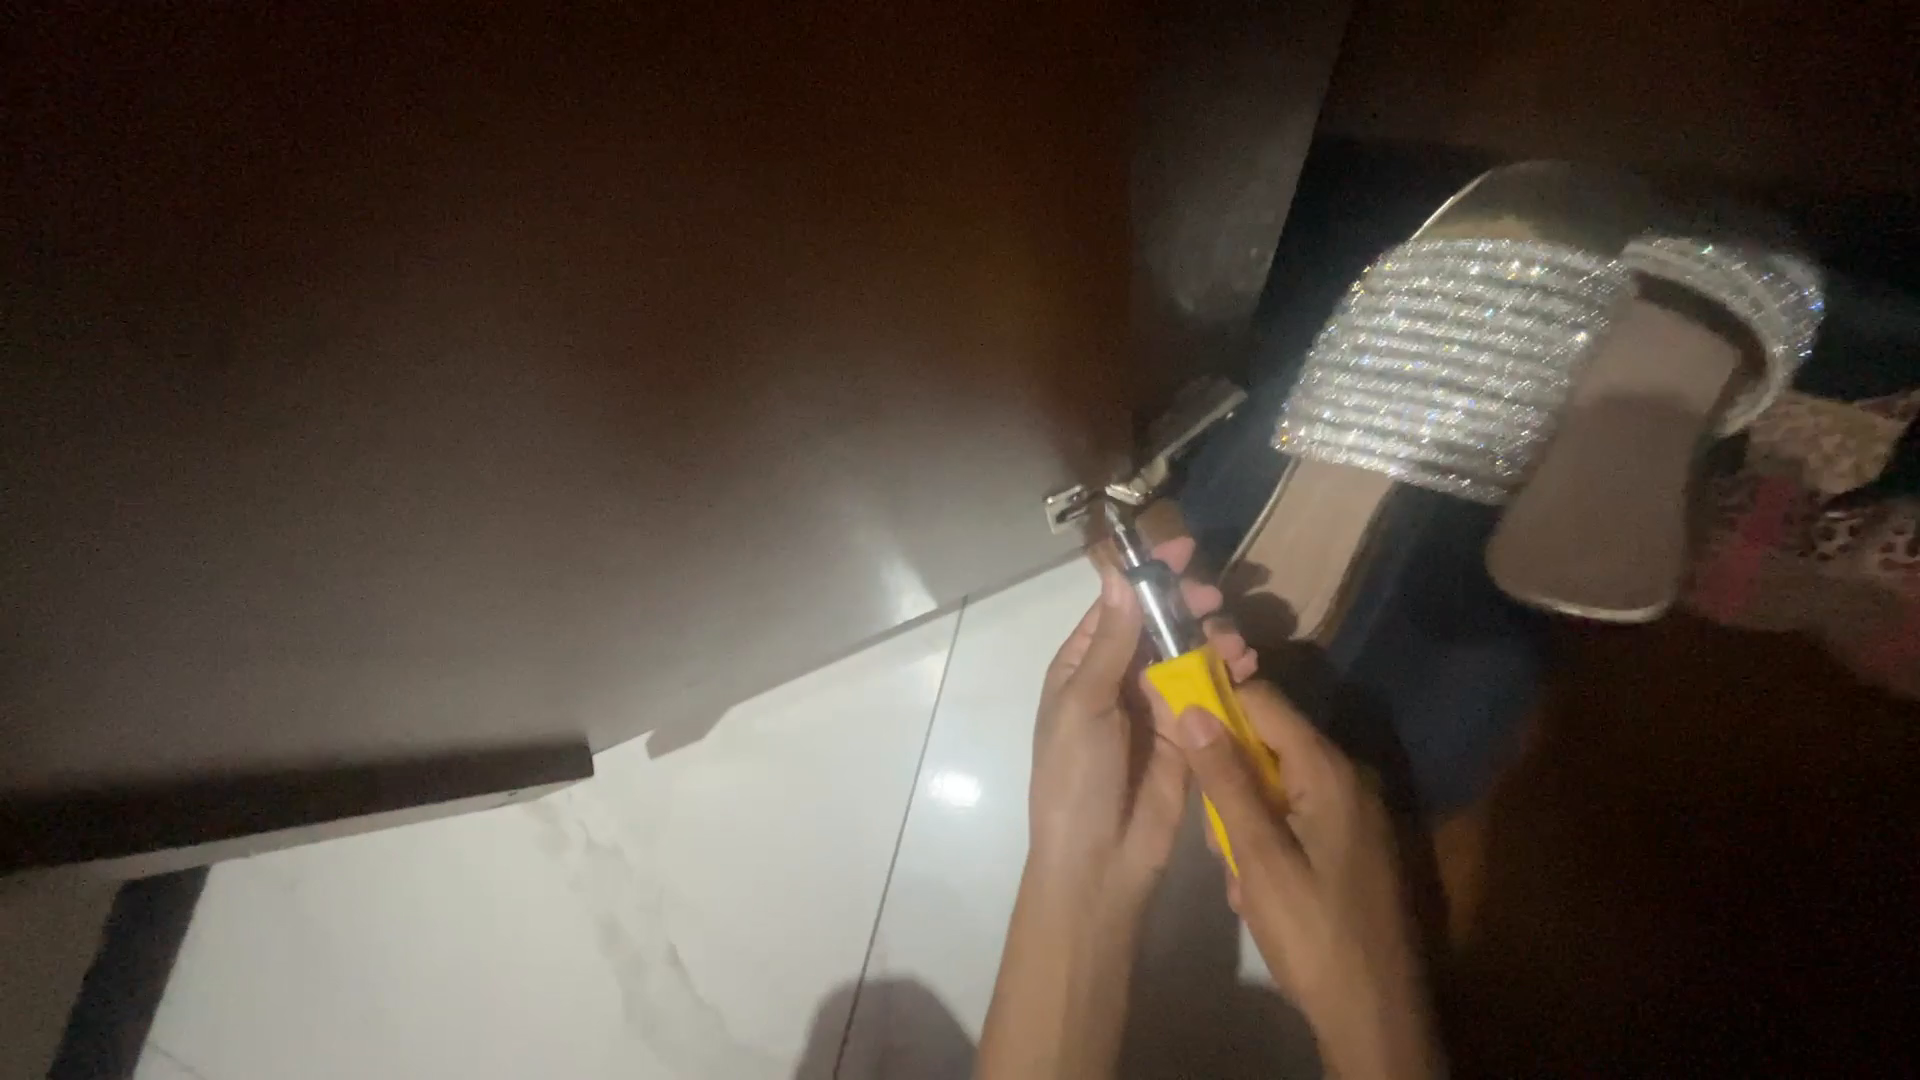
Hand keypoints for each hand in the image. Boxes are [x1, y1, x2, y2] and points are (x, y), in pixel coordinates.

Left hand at [1028, 537, 1257, 904]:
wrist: (1100, 860)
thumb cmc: (1077, 775)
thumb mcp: (1085, 703)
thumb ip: (1110, 642)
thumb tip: (1117, 577)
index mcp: (1082, 665)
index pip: (1116, 606)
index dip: (1145, 577)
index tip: (1182, 548)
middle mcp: (1118, 678)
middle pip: (1157, 626)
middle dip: (1185, 605)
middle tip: (1214, 596)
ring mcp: (1154, 706)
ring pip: (1187, 655)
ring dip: (1211, 638)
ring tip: (1232, 636)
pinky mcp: (1187, 734)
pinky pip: (1208, 692)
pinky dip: (1228, 674)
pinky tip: (1247, 664)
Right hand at [1156, 681, 1441, 1079]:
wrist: (1377, 1017)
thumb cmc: (1312, 930)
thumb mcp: (1257, 854)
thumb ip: (1224, 778)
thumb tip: (1193, 709)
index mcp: (1327, 770)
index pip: (1264, 700)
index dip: (1218, 694)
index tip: (1175, 704)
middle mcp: (1346, 777)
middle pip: (1268, 740)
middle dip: (1229, 773)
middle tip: (1212, 828)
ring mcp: (1353, 810)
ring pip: (1276, 780)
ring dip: (1244, 813)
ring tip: (1237, 869)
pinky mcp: (1352, 840)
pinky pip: (1295, 811)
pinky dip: (1267, 833)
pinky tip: (1257, 881)